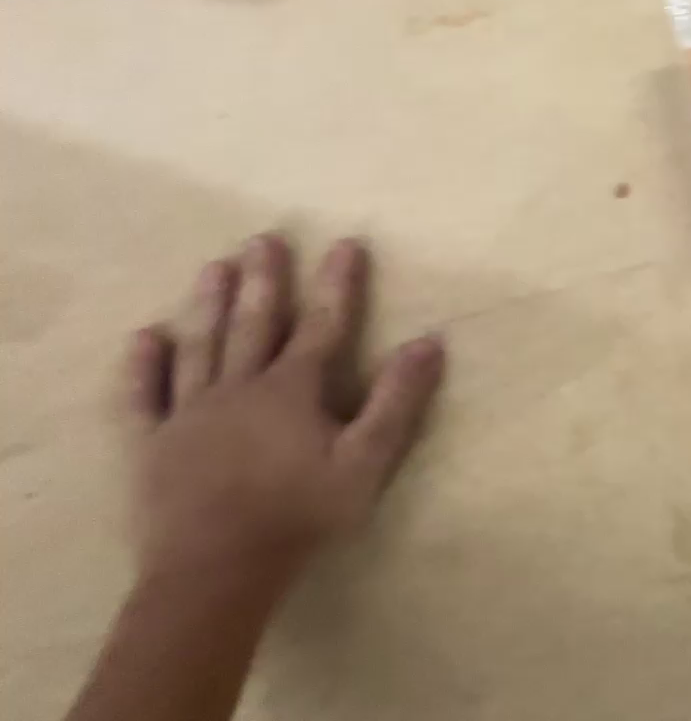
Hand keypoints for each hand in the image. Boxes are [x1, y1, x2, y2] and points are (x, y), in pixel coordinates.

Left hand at [124, 235, 444, 590]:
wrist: (217, 572)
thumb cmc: (303, 511)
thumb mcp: (369, 457)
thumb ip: (398, 398)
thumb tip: (428, 341)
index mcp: (292, 389)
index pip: (322, 323)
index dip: (337, 282)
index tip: (345, 243)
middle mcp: (238, 388)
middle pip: (252, 323)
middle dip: (263, 279)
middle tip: (263, 238)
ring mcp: (188, 414)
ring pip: (199, 347)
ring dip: (207, 304)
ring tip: (214, 266)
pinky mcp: (152, 445)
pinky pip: (140, 398)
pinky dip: (141, 366)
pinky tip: (145, 337)